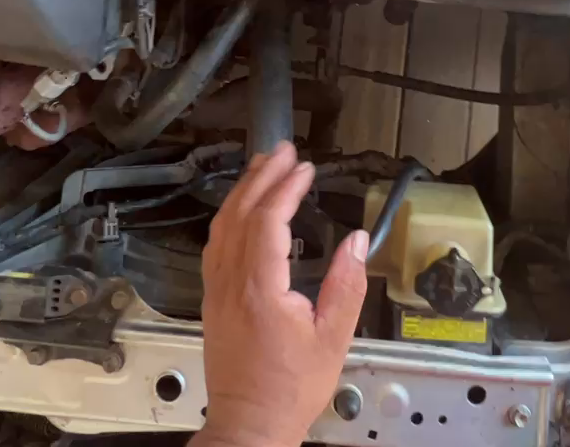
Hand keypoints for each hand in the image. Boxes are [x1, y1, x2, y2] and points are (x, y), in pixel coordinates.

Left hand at [196, 142, 369, 446]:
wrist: (249, 426)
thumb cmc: (288, 390)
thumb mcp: (333, 340)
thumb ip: (346, 286)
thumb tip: (357, 241)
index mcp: (260, 290)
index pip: (268, 221)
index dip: (286, 188)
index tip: (304, 169)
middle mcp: (231, 283)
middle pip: (241, 213)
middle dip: (263, 175)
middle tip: (283, 150)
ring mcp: (216, 289)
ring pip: (223, 224)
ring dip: (243, 189)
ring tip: (263, 165)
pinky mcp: (212, 298)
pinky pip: (215, 243)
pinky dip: (229, 214)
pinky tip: (240, 207)